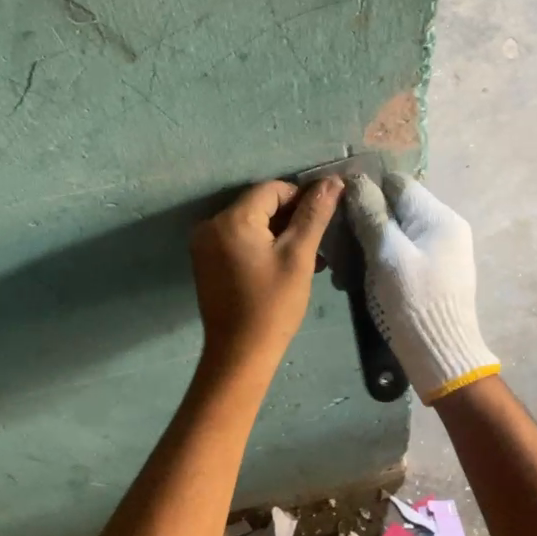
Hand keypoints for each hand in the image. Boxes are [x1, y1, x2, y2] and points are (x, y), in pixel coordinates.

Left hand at [190, 178, 340, 363]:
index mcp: (231, 220)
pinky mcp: (206, 263)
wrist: (239, 353)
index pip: (271, 190)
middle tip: (318, 245)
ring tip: (308, 259)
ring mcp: (204, 245)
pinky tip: (285, 266)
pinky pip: (238, 242)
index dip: (300, 199)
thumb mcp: (298, 256)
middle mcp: (210, 225)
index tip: (322, 221)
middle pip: (259, 206)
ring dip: (279, 235)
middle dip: (290, 220)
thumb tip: (332, 181)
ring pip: (250, 225)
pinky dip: (261, 247)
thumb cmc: (273, 305)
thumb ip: (314, 214)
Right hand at [345, 174, 499, 402]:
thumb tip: (357, 179)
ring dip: (368, 246)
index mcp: (438, 217)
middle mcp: (445, 228)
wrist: (440, 354)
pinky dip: (381, 262)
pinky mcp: (434, 274)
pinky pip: (402, 254)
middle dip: (364, 222)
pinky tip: (362, 280)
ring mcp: (441, 252)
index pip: (397, 183)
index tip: (337, 208)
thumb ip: (371, 214)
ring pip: (395, 233)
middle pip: (396, 208)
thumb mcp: (387, 254)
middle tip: (338, 245)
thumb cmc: (413, 300)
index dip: (366, 190)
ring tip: (346, 269)